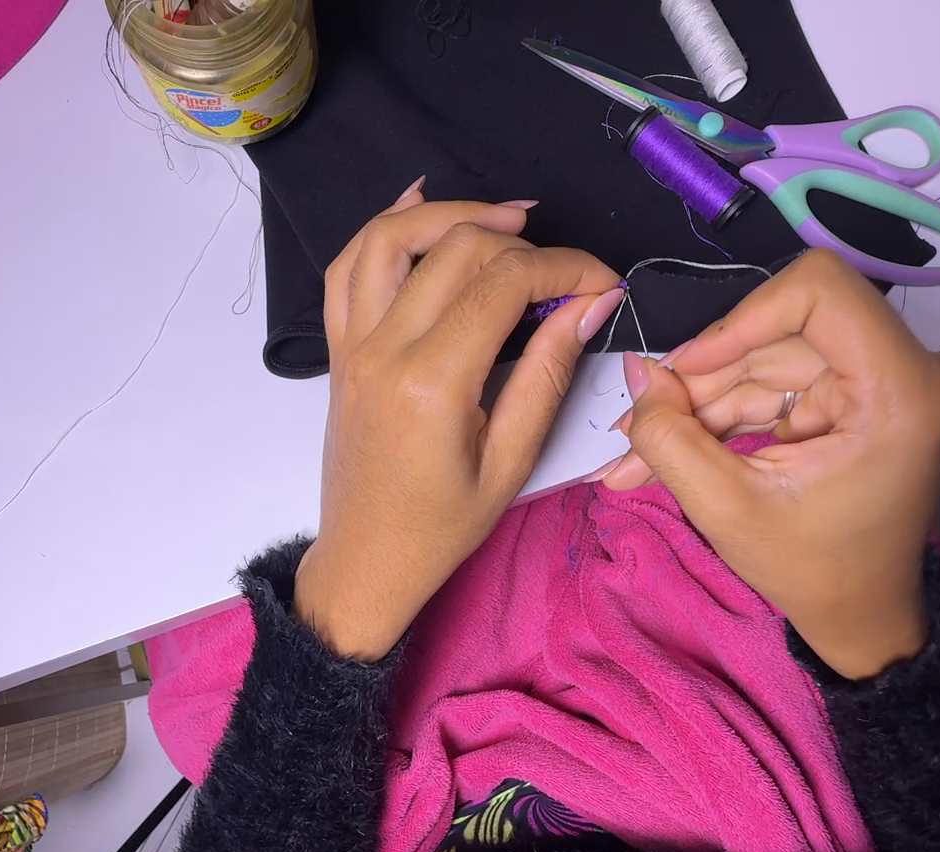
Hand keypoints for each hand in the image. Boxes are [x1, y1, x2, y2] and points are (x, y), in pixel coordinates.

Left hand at [294, 183, 625, 659]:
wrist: (367, 559)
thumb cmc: (440, 527)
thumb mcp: (510, 463)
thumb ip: (547, 375)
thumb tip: (590, 304)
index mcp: (433, 382)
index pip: (504, 284)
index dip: (565, 268)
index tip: (601, 282)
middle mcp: (384, 349)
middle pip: (455, 249)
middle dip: (522, 244)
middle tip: (561, 272)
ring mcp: (352, 346)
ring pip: (390, 239)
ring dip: (451, 214)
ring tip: (505, 223)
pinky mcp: (338, 352)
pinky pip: (346, 270)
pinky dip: (383, 229)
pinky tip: (419, 205)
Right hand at [603, 251, 939, 677]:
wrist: (857, 611)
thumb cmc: (808, 570)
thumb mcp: (724, 507)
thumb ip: (667, 437)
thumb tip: (634, 371)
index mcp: (900, 390)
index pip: (817, 291)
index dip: (737, 320)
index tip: (680, 371)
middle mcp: (907, 369)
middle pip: (779, 333)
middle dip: (701, 380)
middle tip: (638, 427)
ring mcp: (883, 379)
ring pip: (767, 358)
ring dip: (699, 403)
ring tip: (642, 451)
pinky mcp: (858, 393)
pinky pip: (776, 382)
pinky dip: (722, 413)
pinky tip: (677, 446)